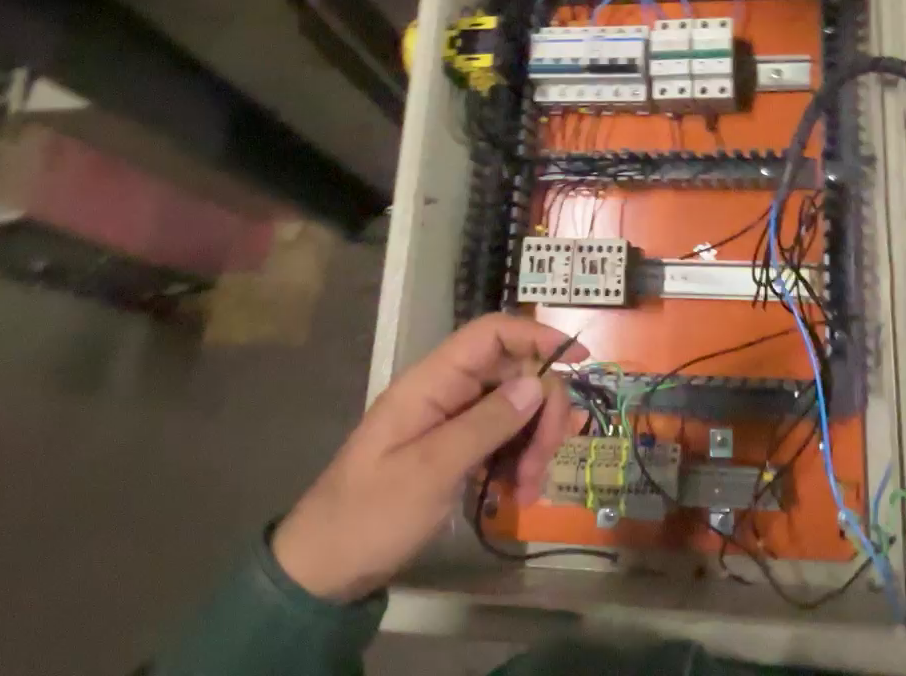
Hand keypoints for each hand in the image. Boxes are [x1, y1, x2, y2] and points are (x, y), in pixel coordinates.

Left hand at [271, 313, 586, 600]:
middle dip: (541, 414)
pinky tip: (517, 494)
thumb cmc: (370, 515)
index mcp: (431, 382)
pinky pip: (505, 440)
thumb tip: (537, 382)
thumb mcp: (430, 471)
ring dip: (533, 445)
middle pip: (516, 375)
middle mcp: (447, 393)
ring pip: (517, 410)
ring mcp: (454, 422)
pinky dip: (519, 463)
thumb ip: (486, 424)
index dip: (536, 336)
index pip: (491, 334)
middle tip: (542, 464)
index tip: (580, 359)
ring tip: (527, 490)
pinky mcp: (460, 450)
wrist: (325, 571)